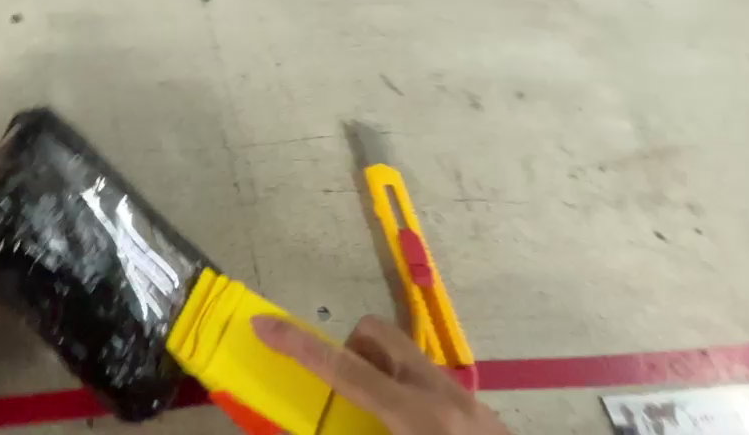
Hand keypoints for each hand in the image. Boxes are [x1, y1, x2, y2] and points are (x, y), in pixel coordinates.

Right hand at [252, 315, 510, 434]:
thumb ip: (358, 428)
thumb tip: (320, 423)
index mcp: (417, 418)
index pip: (343, 368)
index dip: (298, 344)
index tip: (261, 323)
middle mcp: (442, 397)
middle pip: (376, 334)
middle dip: (350, 348)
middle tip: (348, 390)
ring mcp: (468, 402)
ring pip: (405, 358)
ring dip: (382, 375)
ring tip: (385, 420)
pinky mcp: (487, 415)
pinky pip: (430, 386)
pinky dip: (411, 399)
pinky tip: (420, 433)